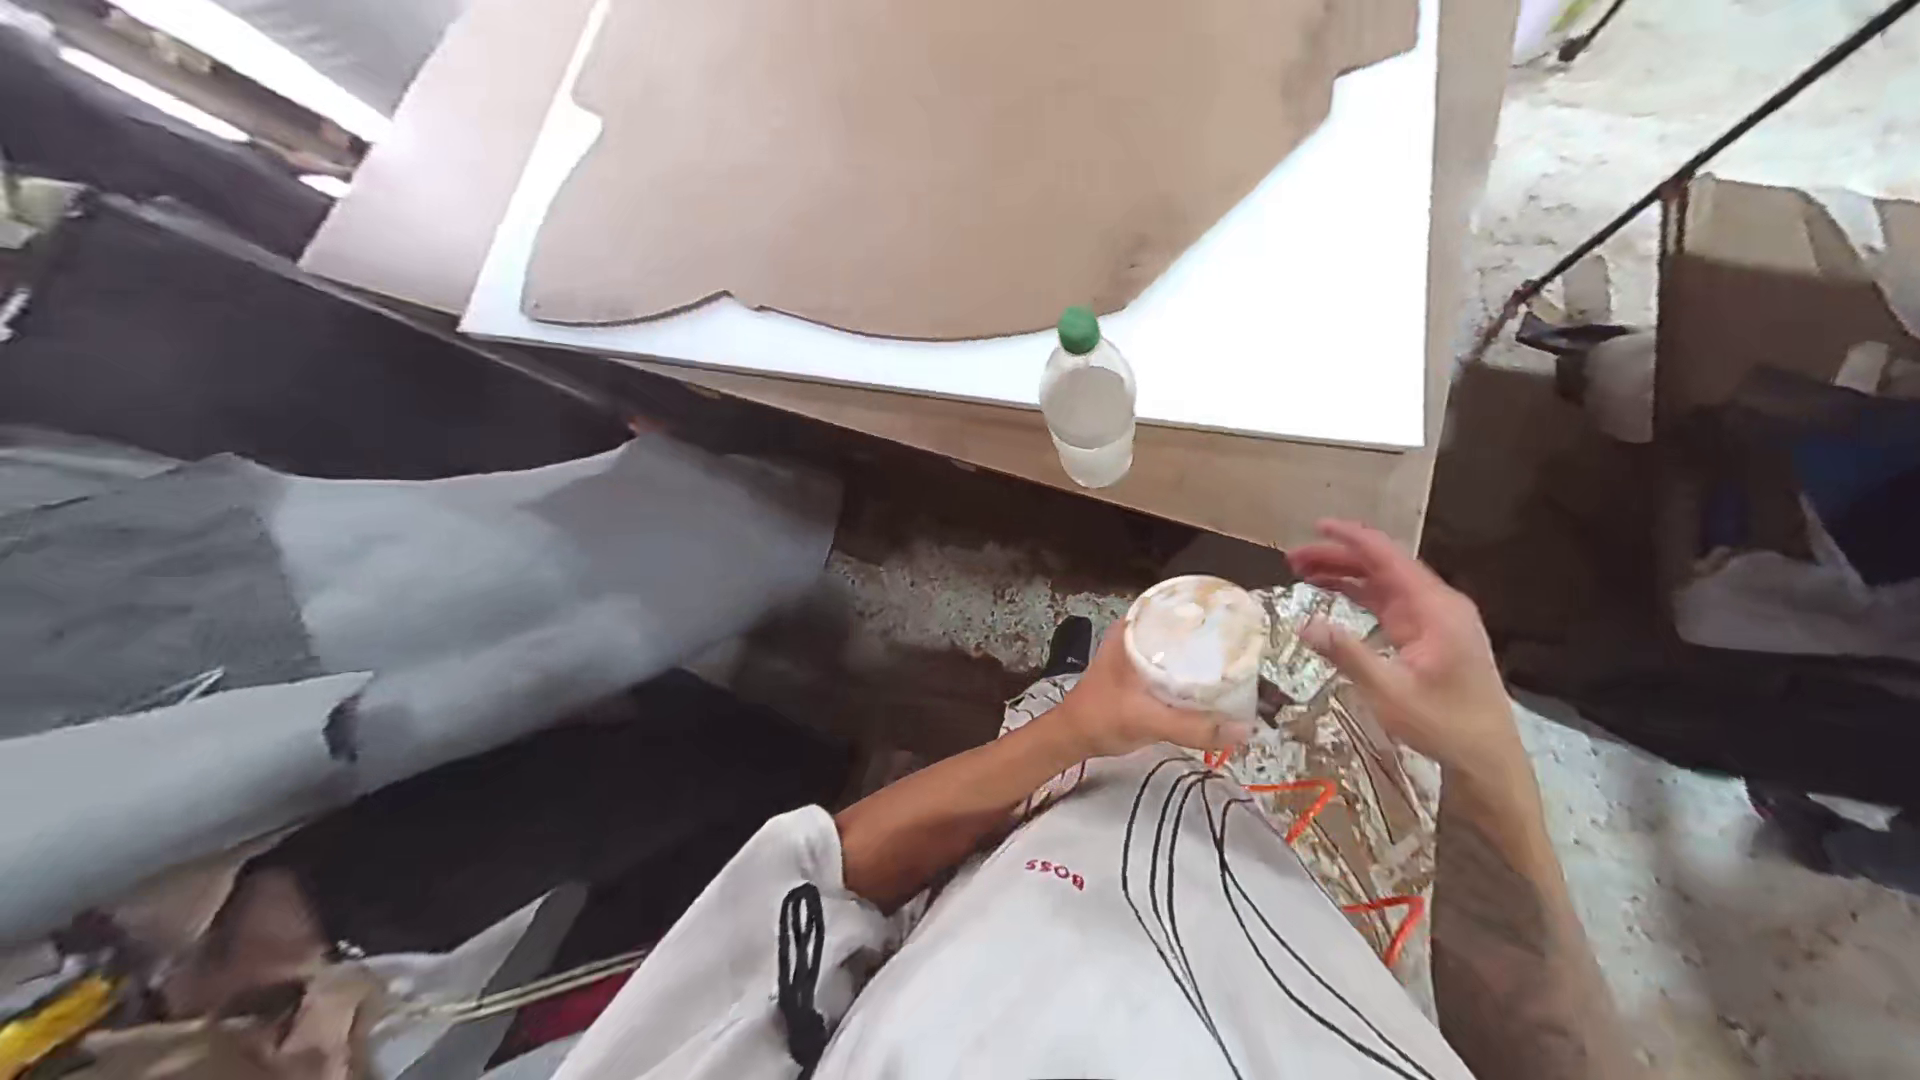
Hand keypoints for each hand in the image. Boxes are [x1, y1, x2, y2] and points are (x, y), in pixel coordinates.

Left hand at [1051, 628, 1252, 759]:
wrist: (1073, 737)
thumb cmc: (1102, 718)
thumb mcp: (1148, 720)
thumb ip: (1193, 727)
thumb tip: (1244, 729)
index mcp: (1132, 631)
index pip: (1176, 608)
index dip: (1208, 611)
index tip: (1240, 619)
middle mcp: (1137, 636)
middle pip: (1183, 629)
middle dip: (1214, 638)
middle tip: (1247, 648)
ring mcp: (1139, 655)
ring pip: (1180, 649)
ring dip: (1205, 658)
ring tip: (1239, 665)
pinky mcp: (1143, 676)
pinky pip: (1176, 668)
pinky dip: (1194, 676)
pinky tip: (1216, 685)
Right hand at [1288, 520, 1523, 784]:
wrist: (1486, 758)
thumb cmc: (1442, 724)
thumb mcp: (1389, 692)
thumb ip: (1347, 654)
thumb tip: (1305, 625)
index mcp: (1435, 610)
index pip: (1389, 559)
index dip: (1352, 539)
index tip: (1316, 526)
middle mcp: (1437, 605)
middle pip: (1382, 566)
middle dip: (1337, 557)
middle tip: (1292, 559)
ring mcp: (1433, 619)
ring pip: (1382, 582)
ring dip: (1344, 573)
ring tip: (1302, 571)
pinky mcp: (1426, 634)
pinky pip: (1387, 602)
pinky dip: (1357, 593)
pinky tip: (1331, 593)